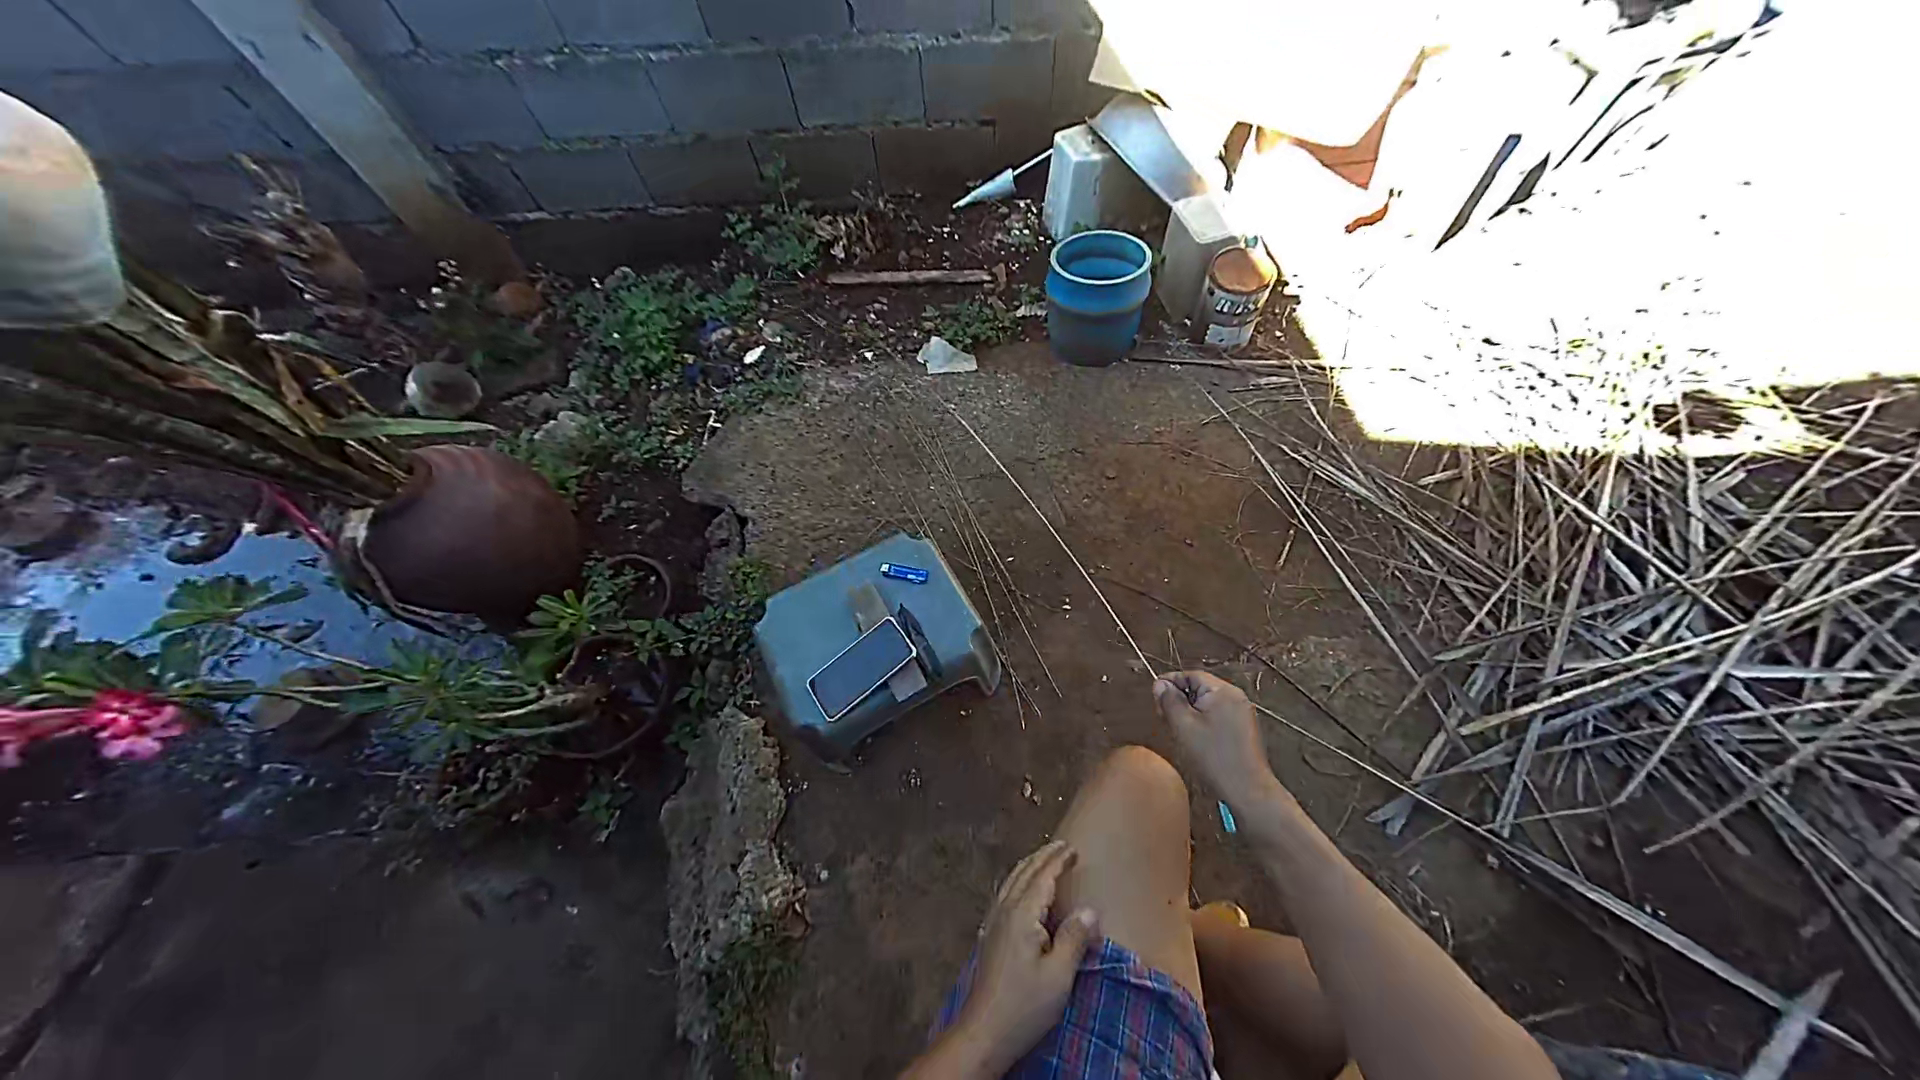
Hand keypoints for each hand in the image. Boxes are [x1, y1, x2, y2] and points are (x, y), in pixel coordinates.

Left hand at [951, 840, 1099, 1075]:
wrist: (985, 1030)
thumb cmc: (1025, 1004)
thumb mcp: (1059, 975)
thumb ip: (1074, 938)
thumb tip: (1089, 909)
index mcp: (1022, 914)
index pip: (1042, 877)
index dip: (1058, 861)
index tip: (1072, 849)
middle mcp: (1005, 910)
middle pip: (1024, 873)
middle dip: (1043, 857)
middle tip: (1061, 846)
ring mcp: (993, 921)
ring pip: (1011, 881)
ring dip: (1028, 866)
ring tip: (1042, 859)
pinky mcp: (989, 934)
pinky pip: (1004, 893)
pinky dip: (1016, 880)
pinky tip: (1017, 888)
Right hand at [1154, 671, 1285, 806]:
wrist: (1247, 790)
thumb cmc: (1213, 756)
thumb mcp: (1183, 725)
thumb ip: (1169, 700)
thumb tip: (1160, 684)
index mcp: (1223, 691)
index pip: (1190, 675)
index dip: (1170, 682)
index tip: (1155, 697)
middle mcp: (1236, 697)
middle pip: (1199, 688)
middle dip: (1179, 698)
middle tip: (1163, 716)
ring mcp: (1242, 714)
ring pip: (1207, 703)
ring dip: (1189, 712)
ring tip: (1177, 730)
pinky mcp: (1244, 730)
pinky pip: (1217, 716)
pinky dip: (1202, 722)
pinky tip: (1194, 739)